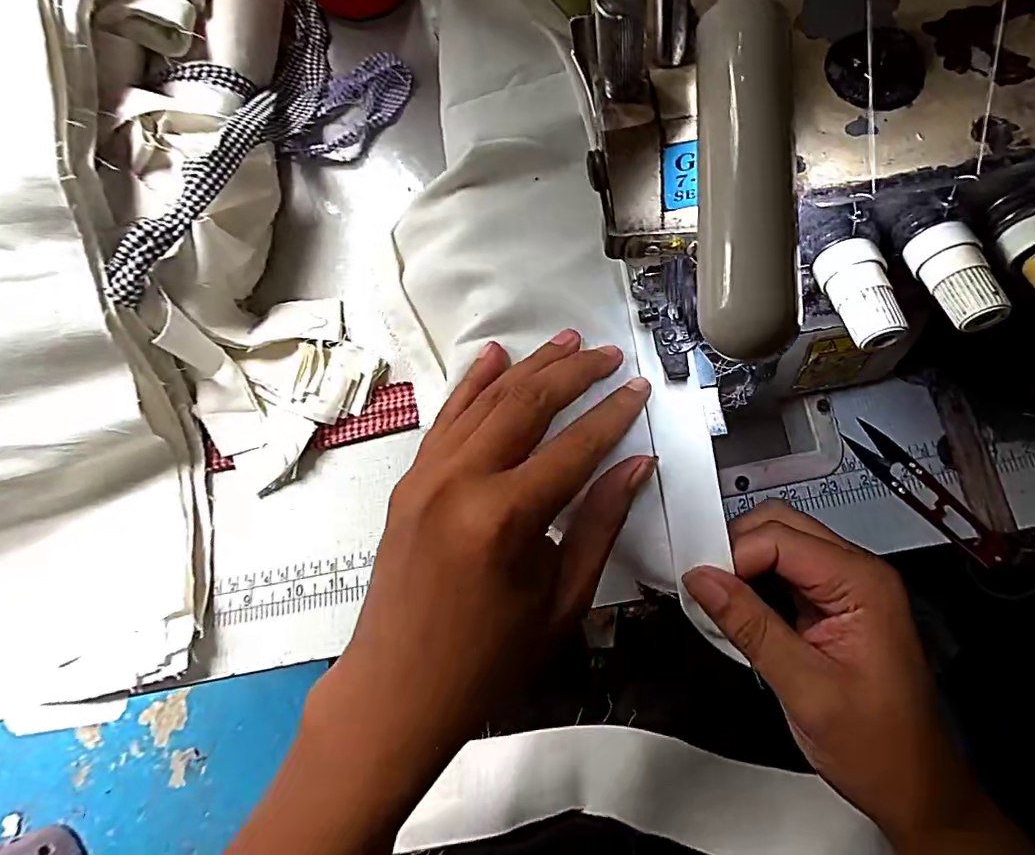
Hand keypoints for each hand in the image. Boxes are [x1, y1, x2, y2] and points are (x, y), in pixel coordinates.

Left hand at [342, 330, 653, 740]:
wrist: (395, 691)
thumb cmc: (487, 660)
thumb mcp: (563, 599)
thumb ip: (601, 522)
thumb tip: (636, 466)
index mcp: (505, 517)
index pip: (574, 447)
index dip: (613, 414)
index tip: (639, 390)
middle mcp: (461, 482)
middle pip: (528, 404)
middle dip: (575, 373)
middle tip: (608, 355)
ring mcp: (427, 476)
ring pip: (488, 400)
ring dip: (531, 366)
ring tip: (566, 342)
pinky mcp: (410, 480)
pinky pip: (447, 418)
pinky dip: (473, 383)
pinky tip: (494, 356)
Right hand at [683, 503, 1031, 853]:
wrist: (916, 789)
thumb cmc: (883, 749)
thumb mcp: (805, 689)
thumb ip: (751, 627)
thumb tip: (706, 581)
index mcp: (862, 582)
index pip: (780, 537)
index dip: (735, 555)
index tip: (704, 583)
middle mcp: (857, 573)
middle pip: (780, 525)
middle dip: (736, 549)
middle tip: (707, 586)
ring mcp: (846, 585)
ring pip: (779, 542)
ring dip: (744, 565)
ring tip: (721, 602)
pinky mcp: (832, 601)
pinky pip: (784, 570)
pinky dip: (755, 582)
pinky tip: (741, 611)